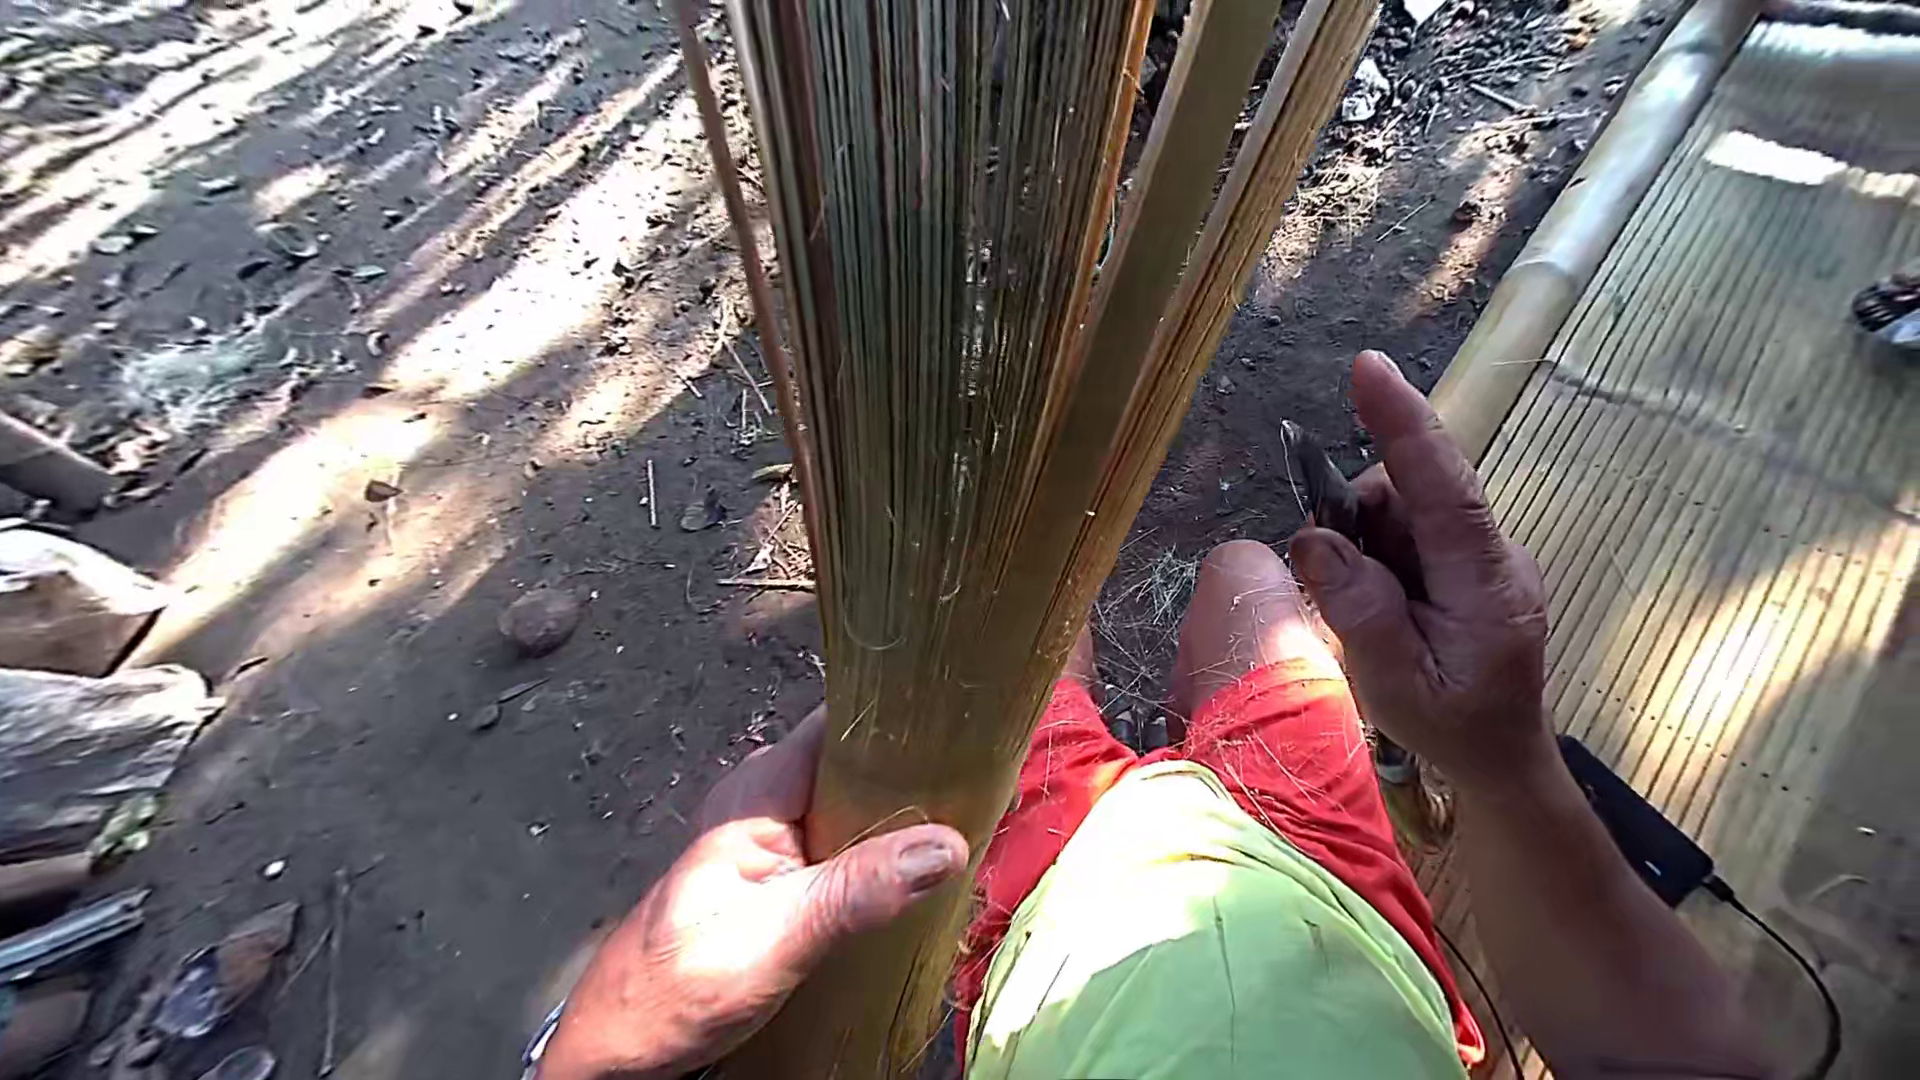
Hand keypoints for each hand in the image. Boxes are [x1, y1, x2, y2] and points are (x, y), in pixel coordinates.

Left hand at [538, 707, 968, 1079]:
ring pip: (853, 789)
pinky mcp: (783, 852)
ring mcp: (778, 820)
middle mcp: (773, 787)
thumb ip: (855, 892)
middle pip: (855, 753)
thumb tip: (948, 845)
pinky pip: (844, 821)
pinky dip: (879, 831)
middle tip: (973, 782)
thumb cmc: (678, 983)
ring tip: (959, 809)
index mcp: (765, 784)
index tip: (957, 729)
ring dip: (899, 802)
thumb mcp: (773, 940)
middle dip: (909, 765)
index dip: (897, 718)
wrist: (623, 1041)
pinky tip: (913, 851)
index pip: (842, 721)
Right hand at [1288, 350, 1552, 795]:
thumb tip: (1313, 537)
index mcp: (1484, 581)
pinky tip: (1371, 599)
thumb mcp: (1394, 679)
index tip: (1368, 369)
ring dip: (1355, 543)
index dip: (1405, 424)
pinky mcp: (1457, 562)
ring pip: (1392, 510)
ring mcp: (1474, 555)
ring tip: (1359, 609)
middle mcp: (1486, 552)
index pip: (1444, 487)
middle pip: (1405, 493)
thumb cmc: (1452, 725)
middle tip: (1333, 585)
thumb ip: (1358, 608)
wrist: (1496, 755)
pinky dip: (1365, 553)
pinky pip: (1396, 531)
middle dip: (1352, 519)